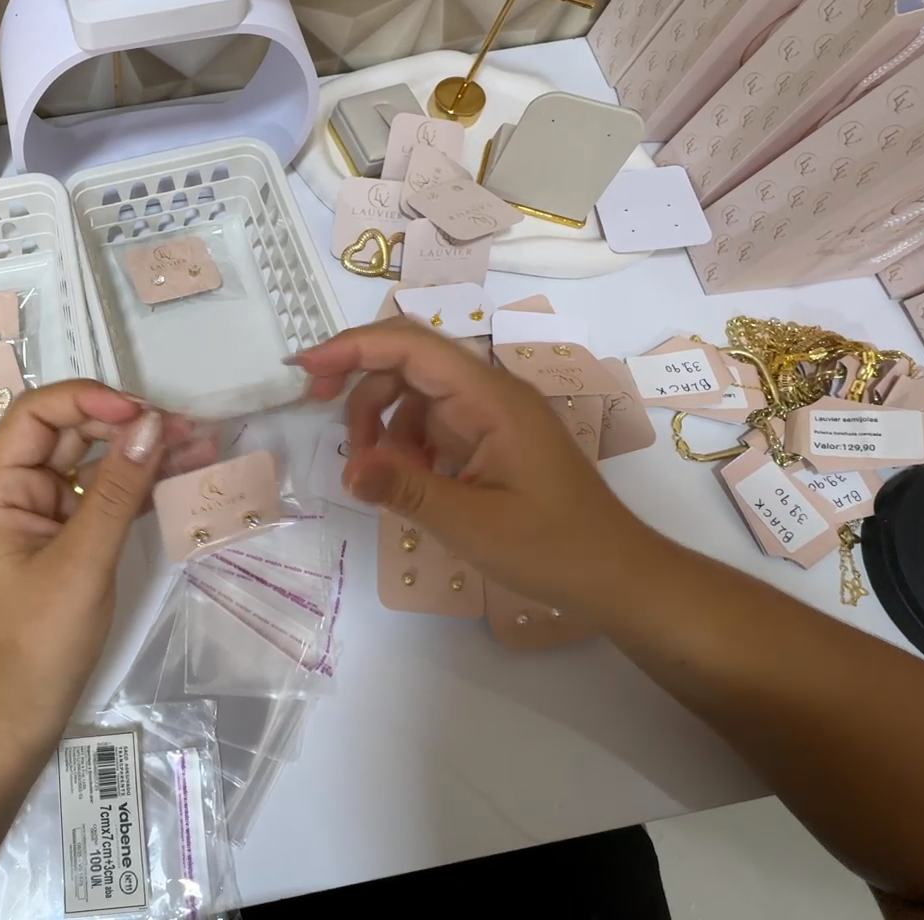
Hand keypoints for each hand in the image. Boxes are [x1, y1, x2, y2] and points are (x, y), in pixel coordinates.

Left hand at [0, 380, 172, 747]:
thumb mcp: (82, 561)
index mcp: (0, 489)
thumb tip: (151, 424)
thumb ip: (117, 490)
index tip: (139, 411)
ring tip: (200, 442)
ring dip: (143, 451)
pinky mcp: (73, 535)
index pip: (35, 415)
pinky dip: (143, 484)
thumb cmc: (39, 640)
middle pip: (71, 432)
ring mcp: (48, 513)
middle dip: (126, 423)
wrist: (23, 712)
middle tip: (183, 428)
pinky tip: (183, 473)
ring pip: (96, 461)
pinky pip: (107, 495)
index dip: (84, 399)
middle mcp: (20, 490)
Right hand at [288, 319, 667, 611]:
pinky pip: (425, 422)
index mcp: (490, 399)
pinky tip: (399, 478)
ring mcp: (485, 416)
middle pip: (405, 362)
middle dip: (357, 383)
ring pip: (410, 392)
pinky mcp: (482, 439)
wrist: (616, 577)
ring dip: (376, 420)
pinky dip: (399, 443)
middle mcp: (486, 395)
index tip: (306, 368)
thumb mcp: (471, 524)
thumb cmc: (554, 548)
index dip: (354, 348)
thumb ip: (405, 490)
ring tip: (368, 469)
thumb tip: (348, 469)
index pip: (412, 347)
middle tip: (322, 419)